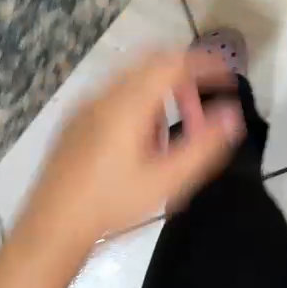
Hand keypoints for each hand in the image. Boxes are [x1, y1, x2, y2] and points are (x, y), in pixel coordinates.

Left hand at [15, 47, 245, 253]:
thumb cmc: (113, 202)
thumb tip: (233, 114)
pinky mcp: (76, 117)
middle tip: (201, 106)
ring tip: (173, 131)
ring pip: (133, 77)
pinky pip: (116, 93)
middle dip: (183, 76)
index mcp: (129, 101)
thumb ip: (205, 144)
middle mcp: (106, 92)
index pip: (173, 62)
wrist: (52, 225)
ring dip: (161, 90)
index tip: (227, 76)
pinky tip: (142, 140)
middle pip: (152, 62)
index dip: (204, 63)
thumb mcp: (167, 180)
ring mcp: (87, 103)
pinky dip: (139, 100)